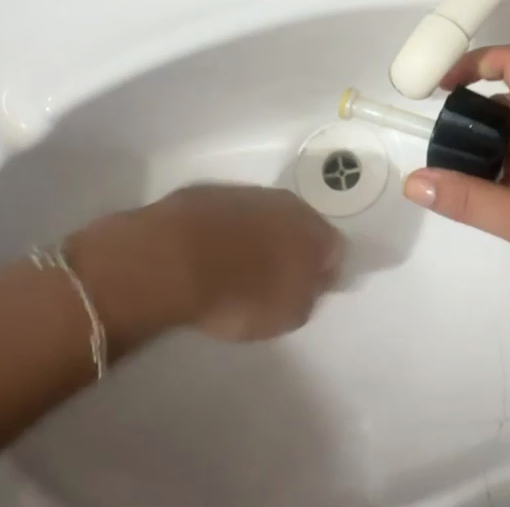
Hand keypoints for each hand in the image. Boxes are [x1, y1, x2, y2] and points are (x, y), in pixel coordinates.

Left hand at [70, 184, 343, 347]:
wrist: (173, 258)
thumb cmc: (239, 294)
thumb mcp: (285, 316)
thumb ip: (307, 298)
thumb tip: (310, 286)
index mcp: (315, 233)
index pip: (335, 250)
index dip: (324, 272)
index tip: (308, 291)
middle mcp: (288, 204)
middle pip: (301, 226)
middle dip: (292, 249)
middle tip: (274, 278)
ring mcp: (248, 193)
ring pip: (264, 216)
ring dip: (258, 236)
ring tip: (237, 267)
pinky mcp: (210, 192)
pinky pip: (228, 214)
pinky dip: (225, 231)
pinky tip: (208, 254)